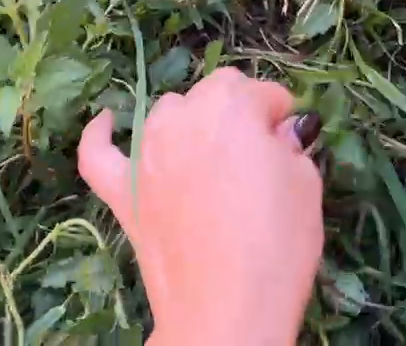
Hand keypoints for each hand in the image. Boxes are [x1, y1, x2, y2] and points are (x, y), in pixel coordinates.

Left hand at [77, 68, 322, 345]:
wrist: (227, 317)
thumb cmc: (277, 247)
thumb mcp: (307, 185)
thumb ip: (291, 144)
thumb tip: (281, 131)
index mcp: (235, 107)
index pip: (266, 93)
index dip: (282, 116)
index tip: (290, 142)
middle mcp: (187, 116)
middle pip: (217, 88)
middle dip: (241, 109)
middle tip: (259, 151)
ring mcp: (148, 152)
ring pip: (170, 109)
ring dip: (192, 119)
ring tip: (210, 153)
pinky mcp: (123, 191)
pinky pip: (99, 151)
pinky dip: (101, 134)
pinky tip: (107, 122)